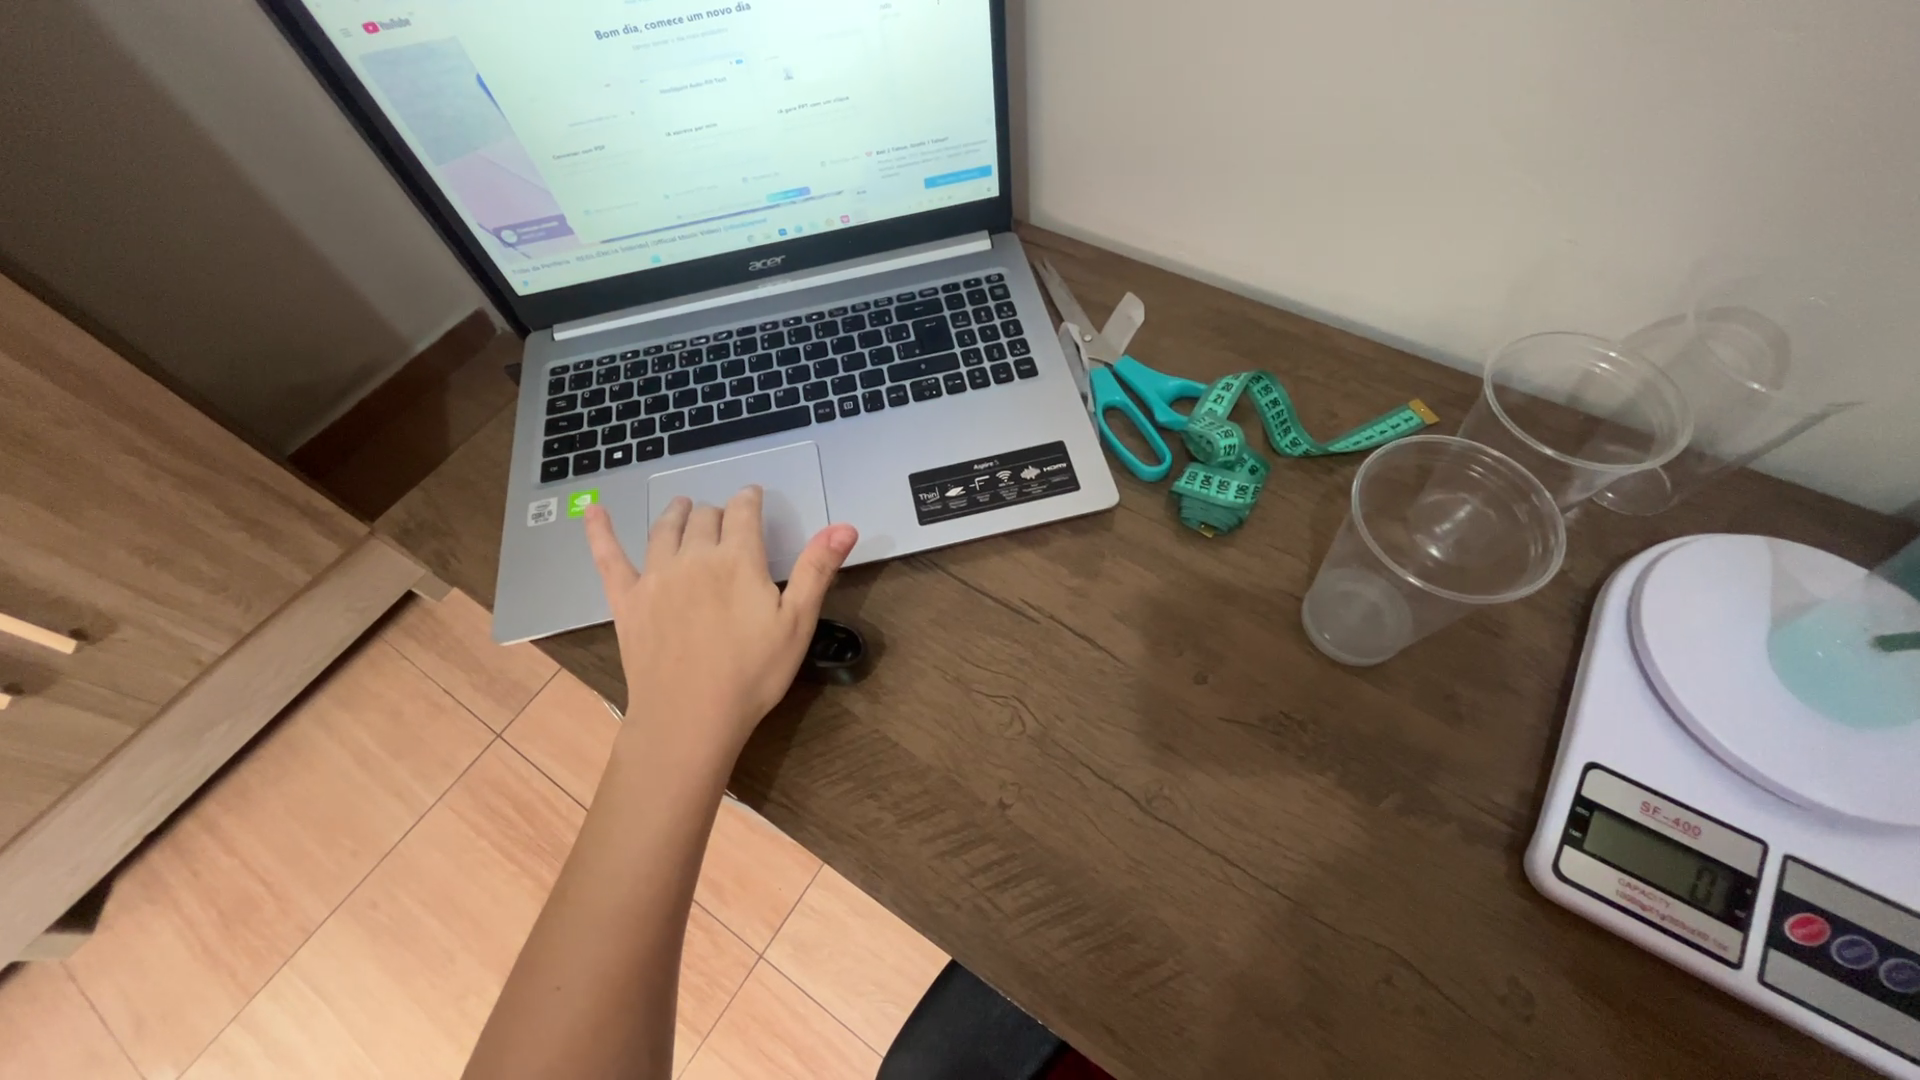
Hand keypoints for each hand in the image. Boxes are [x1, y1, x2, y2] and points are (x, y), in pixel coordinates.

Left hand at [582, 488, 856, 758]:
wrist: (689, 717)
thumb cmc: (753, 673)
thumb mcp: (798, 623)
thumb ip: (817, 569)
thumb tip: (844, 525)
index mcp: (738, 559)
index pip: (744, 512)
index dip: (751, 499)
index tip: (754, 496)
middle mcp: (693, 556)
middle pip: (704, 518)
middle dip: (718, 512)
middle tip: (726, 518)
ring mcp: (655, 576)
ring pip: (664, 529)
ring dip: (677, 513)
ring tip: (683, 507)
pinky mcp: (626, 599)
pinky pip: (609, 556)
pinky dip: (600, 530)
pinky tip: (593, 512)